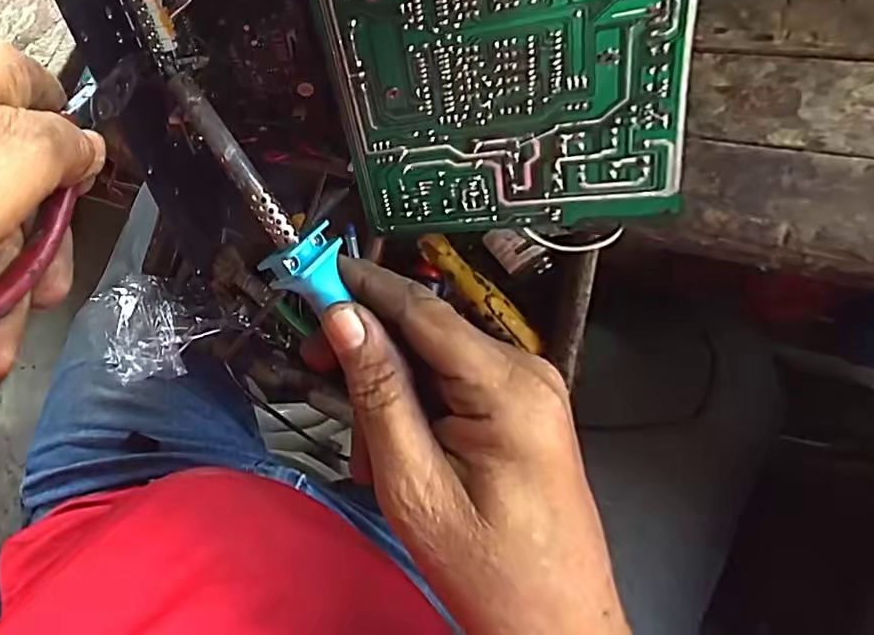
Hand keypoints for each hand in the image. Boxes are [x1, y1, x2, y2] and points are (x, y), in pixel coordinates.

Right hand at [321, 258, 626, 634]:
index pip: (421, 308)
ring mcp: (526, 385)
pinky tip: (394, 442)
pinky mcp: (519, 403)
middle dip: (368, 345)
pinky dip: (413, 399)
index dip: (363, 285)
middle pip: (425, 330)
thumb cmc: (490, 574)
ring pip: (432, 355)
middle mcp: (525, 370)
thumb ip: (378, 391)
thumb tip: (344, 317)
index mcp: (508, 386)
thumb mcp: (414, 484)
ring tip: (365, 444)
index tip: (316, 274)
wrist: (558, 630)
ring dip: (387, 383)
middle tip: (317, 362)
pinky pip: (451, 378)